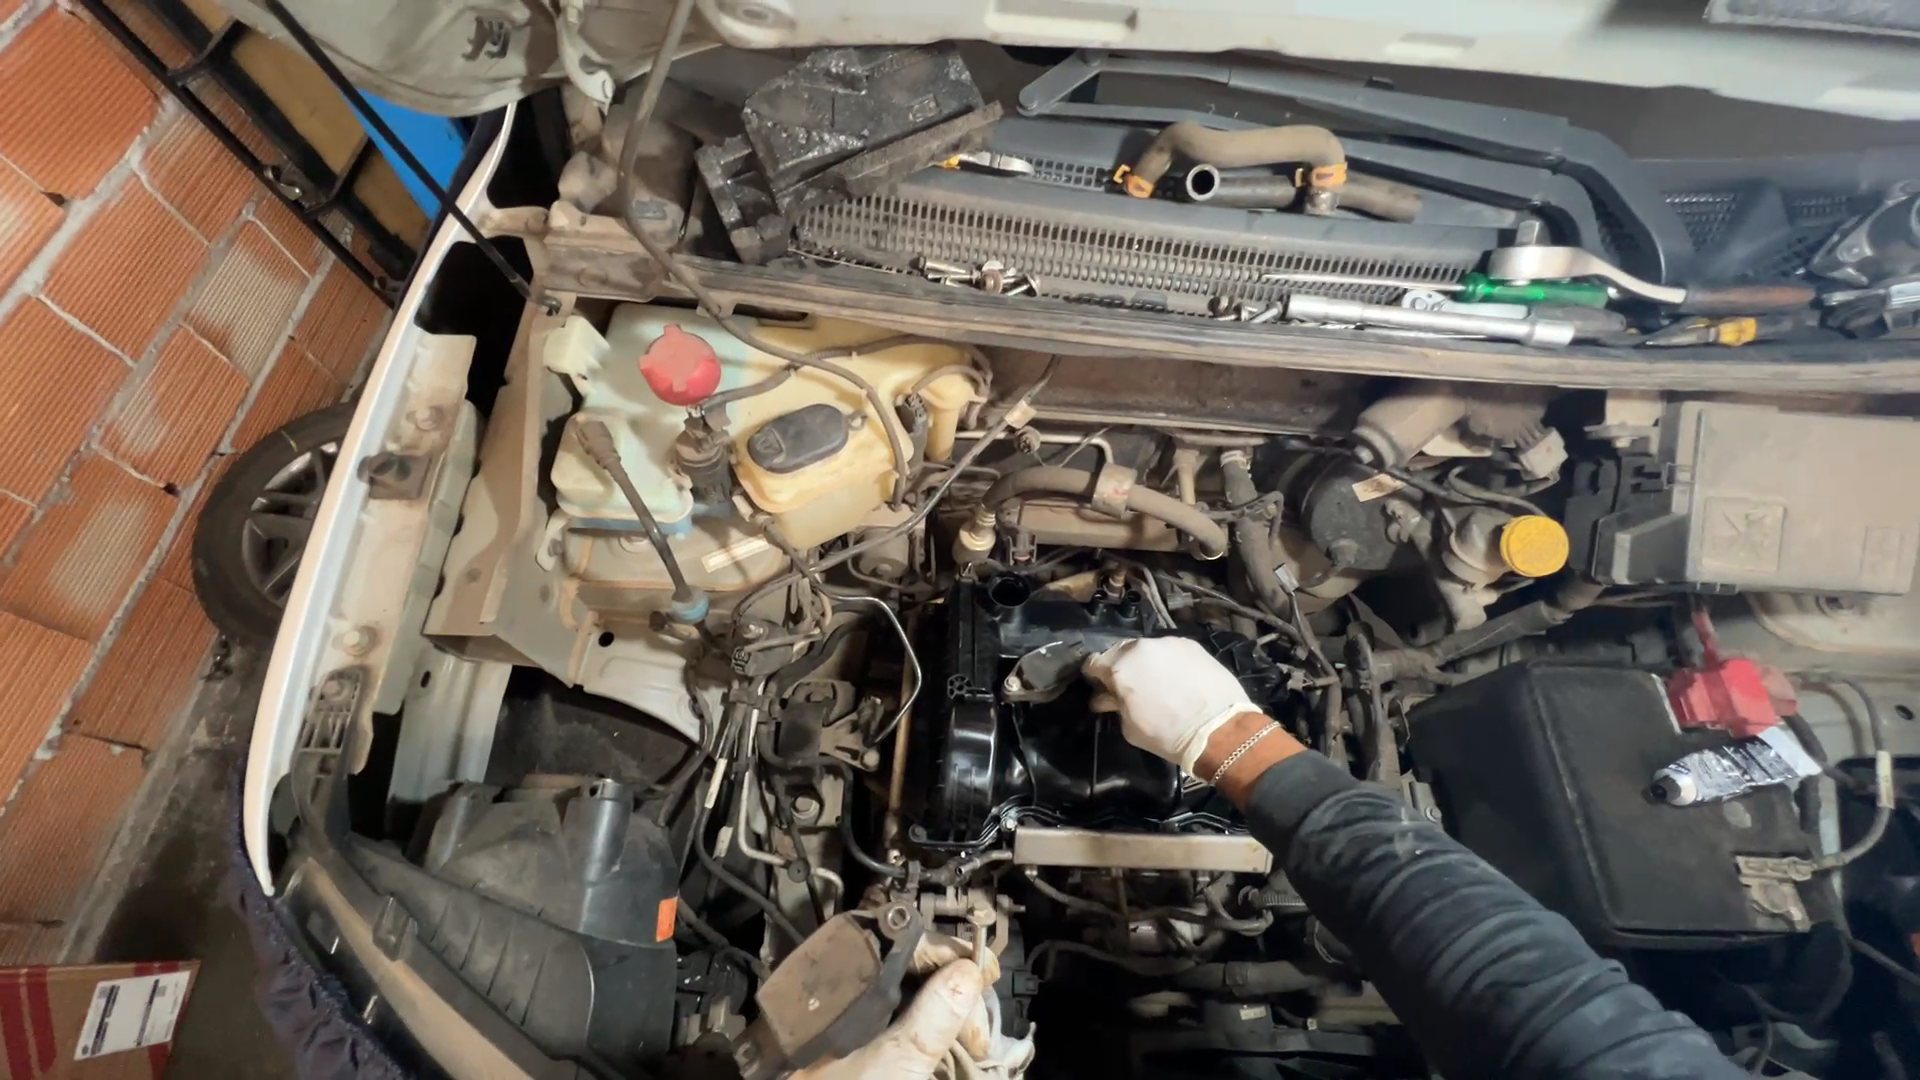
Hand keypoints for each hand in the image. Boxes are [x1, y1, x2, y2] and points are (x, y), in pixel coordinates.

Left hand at [790, 960, 985, 1079]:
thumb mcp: (896, 1063)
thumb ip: (933, 1017)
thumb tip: (968, 970)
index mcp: (849, 975)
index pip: (911, 942)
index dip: (952, 954)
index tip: (987, 972)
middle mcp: (850, 984)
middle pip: (918, 967)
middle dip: (957, 991)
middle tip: (979, 1031)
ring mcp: (855, 1012)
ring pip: (916, 992)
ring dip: (950, 1011)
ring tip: (973, 1040)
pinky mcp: (861, 1037)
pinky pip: (907, 1015)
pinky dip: (933, 1025)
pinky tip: (953, 1042)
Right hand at [1084, 637, 1257, 773]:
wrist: (1220, 730)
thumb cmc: (1167, 734)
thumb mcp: (1130, 726)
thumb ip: (1114, 705)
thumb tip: (1106, 697)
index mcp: (1119, 667)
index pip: (1093, 663)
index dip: (1096, 677)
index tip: (1103, 688)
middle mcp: (1140, 647)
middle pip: (1119, 651)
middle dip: (1121, 667)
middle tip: (1131, 686)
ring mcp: (1167, 642)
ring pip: (1147, 649)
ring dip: (1146, 663)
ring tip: (1159, 682)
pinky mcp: (1191, 644)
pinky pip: (1170, 650)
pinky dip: (1169, 662)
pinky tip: (1179, 679)